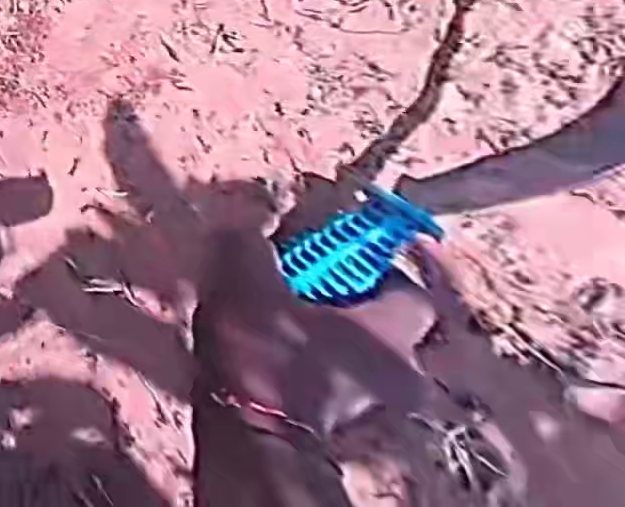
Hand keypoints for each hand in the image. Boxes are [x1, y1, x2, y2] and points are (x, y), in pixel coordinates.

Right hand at [193, 229, 435, 435]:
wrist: (252, 422)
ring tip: (267, 309)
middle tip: (286, 279)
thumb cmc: (263, 345)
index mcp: (391, 332)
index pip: (406, 288)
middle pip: (378, 318)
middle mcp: (403, 368)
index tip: (322, 251)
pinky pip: (336, 367)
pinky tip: (267, 341)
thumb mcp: (245, 278)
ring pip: (355, 345)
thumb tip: (250, 230)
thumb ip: (252, 246)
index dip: (366, 264)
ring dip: (318, 324)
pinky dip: (308, 349)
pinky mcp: (346, 414)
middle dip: (335, 295)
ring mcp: (378, 398)